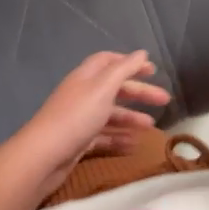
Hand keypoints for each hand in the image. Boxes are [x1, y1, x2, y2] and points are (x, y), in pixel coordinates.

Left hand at [9, 51, 170, 200]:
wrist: (43, 156)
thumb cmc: (77, 116)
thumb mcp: (104, 88)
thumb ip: (124, 69)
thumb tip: (142, 53)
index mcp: (87, 76)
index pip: (109, 61)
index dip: (130, 63)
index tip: (152, 70)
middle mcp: (83, 94)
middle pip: (114, 88)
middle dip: (139, 92)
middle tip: (165, 100)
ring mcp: (80, 118)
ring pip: (110, 113)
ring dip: (131, 117)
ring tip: (151, 127)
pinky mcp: (78, 140)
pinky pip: (103, 135)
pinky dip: (119, 138)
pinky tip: (134, 145)